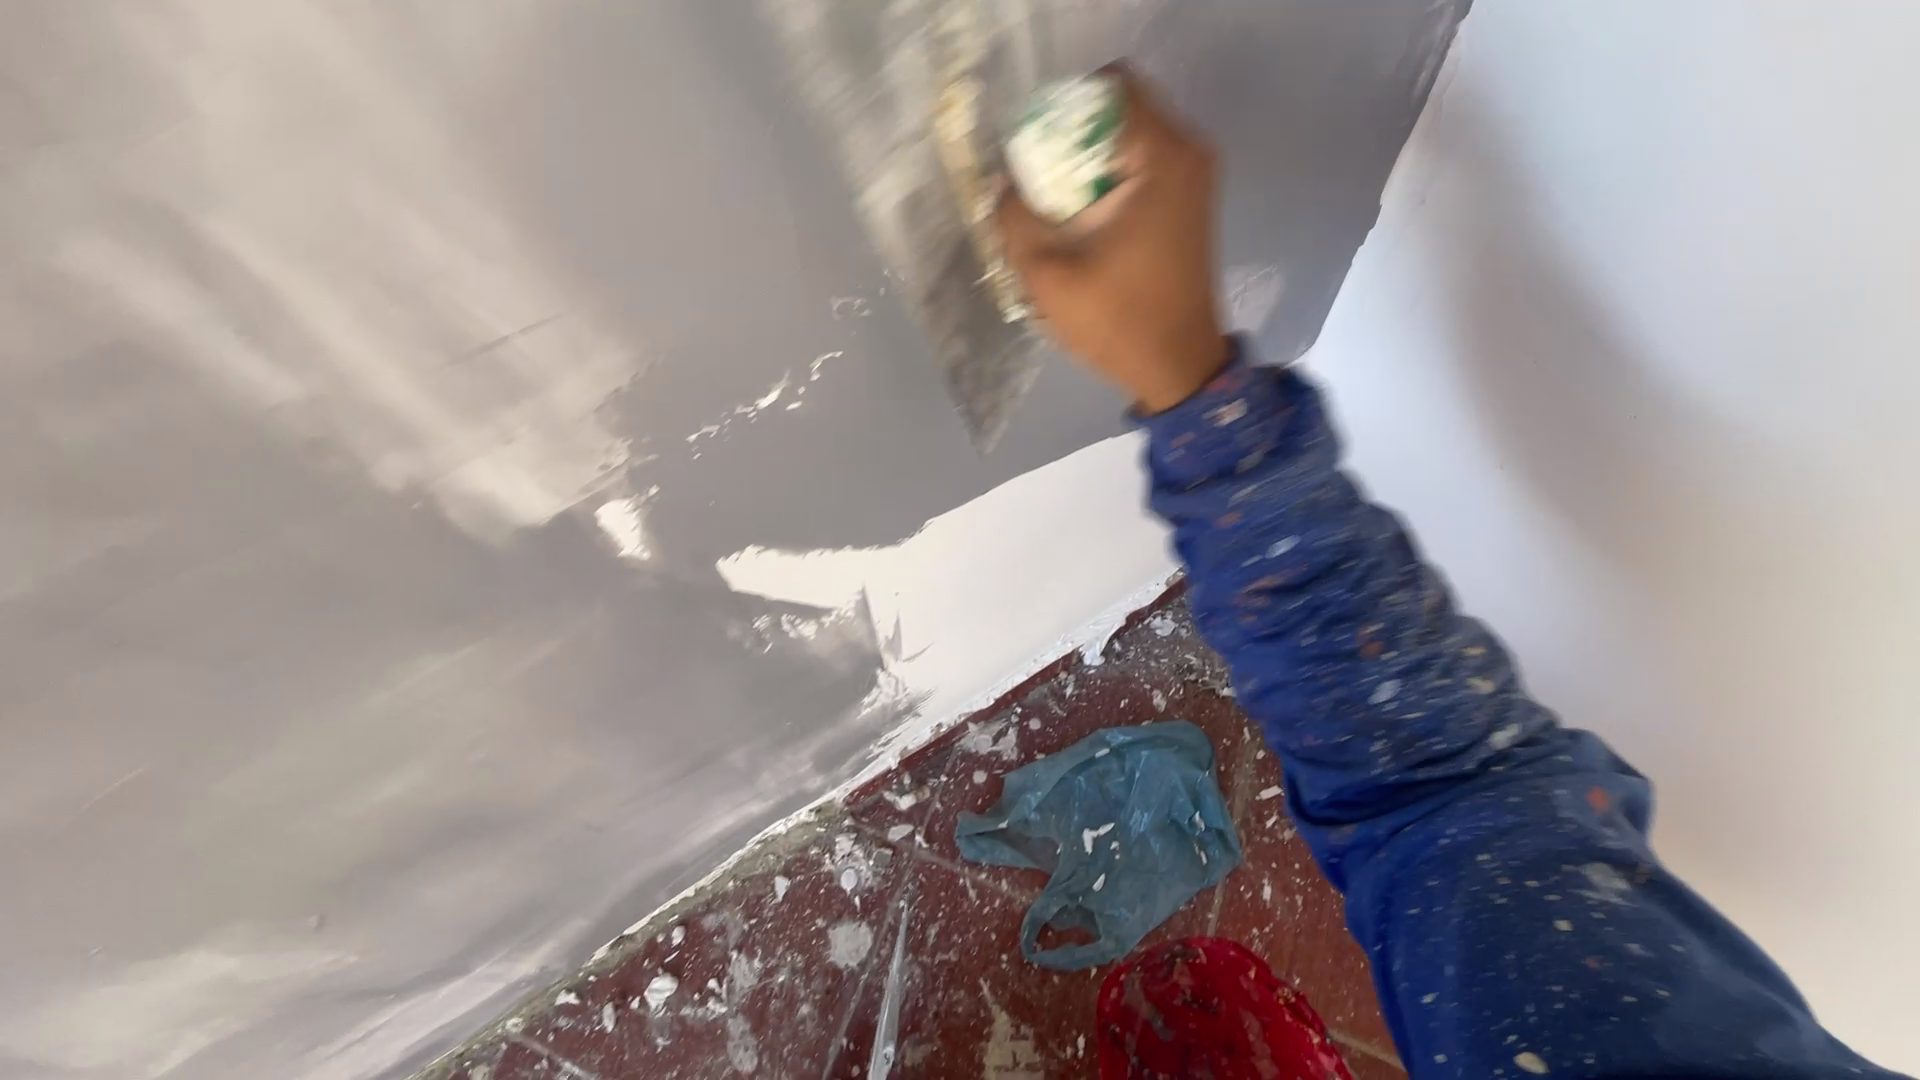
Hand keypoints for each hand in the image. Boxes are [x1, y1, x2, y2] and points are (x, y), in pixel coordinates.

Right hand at [997, 66, 1229, 413]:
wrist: (1178, 366)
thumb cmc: (1118, 321)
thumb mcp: (1047, 273)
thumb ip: (1015, 218)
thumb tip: (1003, 186)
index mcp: (1161, 156)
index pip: (1109, 85)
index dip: (1063, 110)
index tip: (1036, 153)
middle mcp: (1188, 153)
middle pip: (1116, 111)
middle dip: (1070, 141)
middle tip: (1038, 186)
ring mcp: (1193, 178)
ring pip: (1127, 141)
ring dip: (1086, 166)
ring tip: (1057, 211)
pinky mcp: (1188, 203)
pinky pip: (1141, 167)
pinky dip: (1108, 183)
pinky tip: (1084, 225)